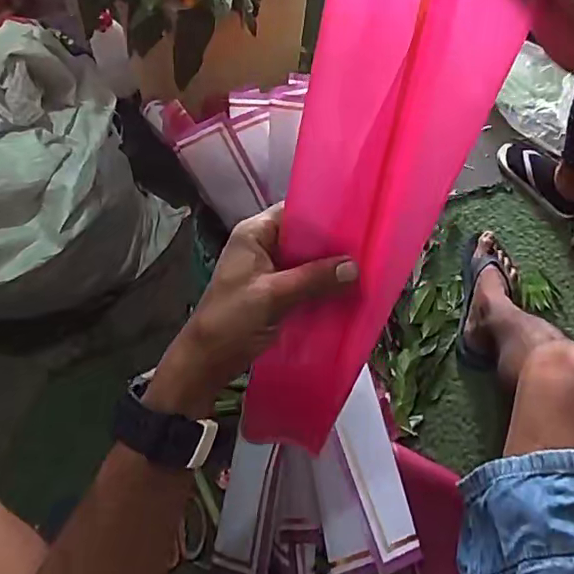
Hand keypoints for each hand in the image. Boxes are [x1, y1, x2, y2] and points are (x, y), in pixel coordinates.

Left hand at [146, 205, 356, 417]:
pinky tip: (347, 290)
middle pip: (304, 236)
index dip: (324, 213)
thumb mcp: (273, 296)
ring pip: (307, 260)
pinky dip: (322, 285)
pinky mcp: (276, 292)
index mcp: (255, 233)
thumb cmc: (231, 320)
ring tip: (365, 267)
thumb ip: (313, 279)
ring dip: (329, 267)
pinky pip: (305, 281)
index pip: (294, 211)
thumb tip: (355, 266)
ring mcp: (269, 269)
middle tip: (367, 247)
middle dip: (332, 244)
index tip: (356, 220)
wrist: (206, 361)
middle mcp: (263, 245)